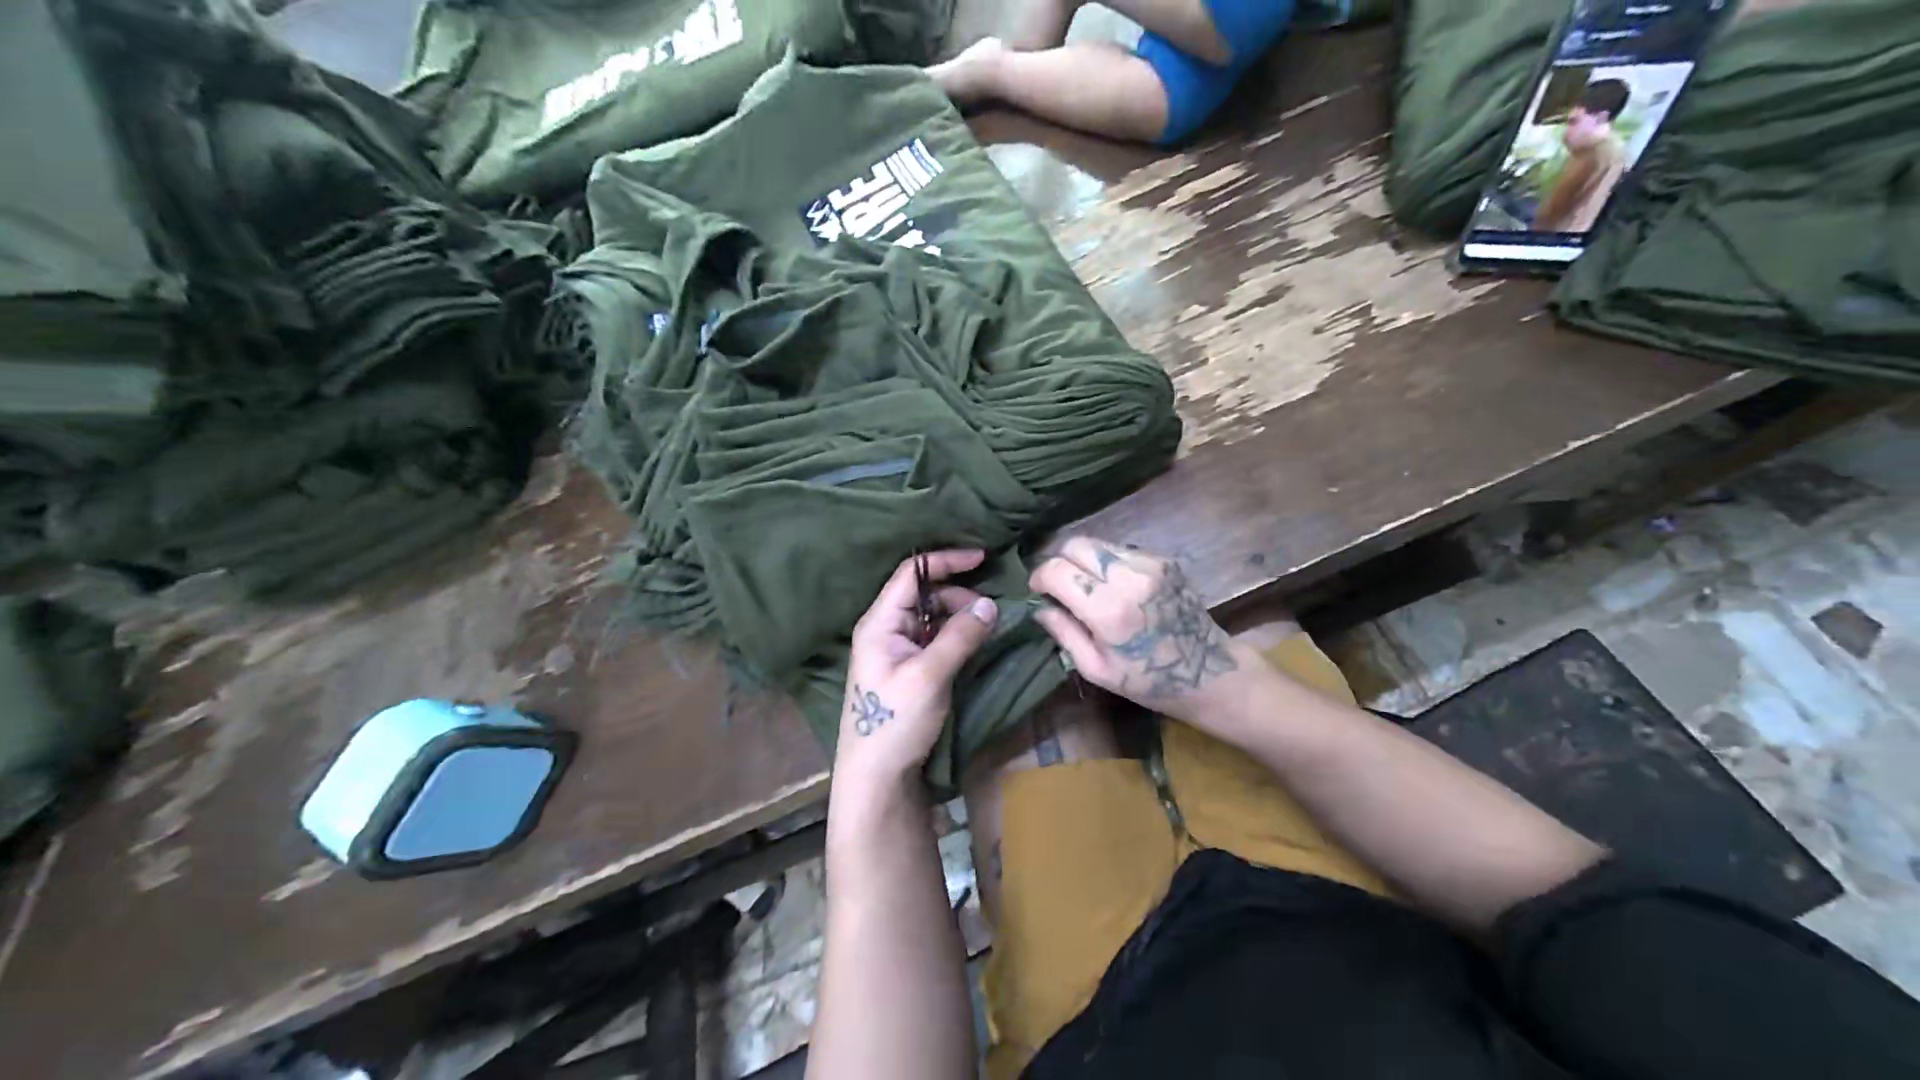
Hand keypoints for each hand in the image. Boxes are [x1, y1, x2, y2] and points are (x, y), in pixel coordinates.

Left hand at [834, 549, 999, 791]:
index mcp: (880, 624)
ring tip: (987, 630)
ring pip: (932, 619)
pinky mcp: (909, 673)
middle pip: (925, 595)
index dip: (946, 561)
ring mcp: (897, 653)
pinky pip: (935, 641)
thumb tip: (990, 604)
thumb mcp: (929, 676)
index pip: (911, 574)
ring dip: (960, 617)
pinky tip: (976, 645)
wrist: (877, 779)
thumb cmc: (895, 722)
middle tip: (989, 613)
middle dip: (959, 595)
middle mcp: (886, 631)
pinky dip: (957, 637)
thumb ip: (959, 636)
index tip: (982, 558)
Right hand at [1029, 537, 1244, 723]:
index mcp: (1108, 610)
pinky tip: (1112, 586)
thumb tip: (1039, 606)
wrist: (1209, 673)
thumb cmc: (1148, 681)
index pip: (1057, 570)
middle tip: (1058, 586)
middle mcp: (1129, 578)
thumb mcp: (1095, 669)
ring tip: (1085, 586)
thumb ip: (1063, 632)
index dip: (1039, 578)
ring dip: (1083, 560)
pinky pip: (1120, 549)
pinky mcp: (1164, 560)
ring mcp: (1150, 564)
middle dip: (1059, 562)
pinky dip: (1106, 562)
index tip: (1038, 592)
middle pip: (1075, 544)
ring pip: (1097, 542)